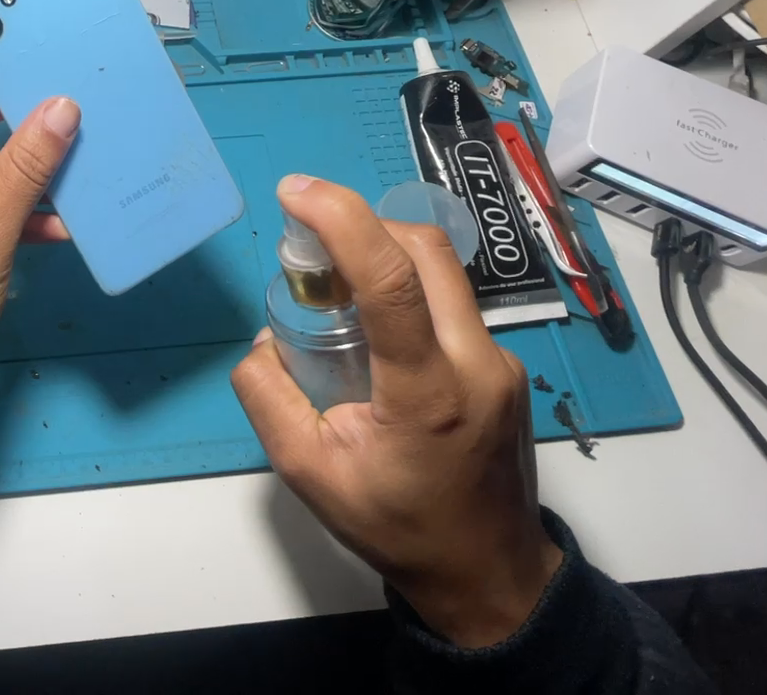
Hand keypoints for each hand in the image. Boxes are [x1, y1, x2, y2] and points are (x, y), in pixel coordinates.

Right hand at [232, 174, 560, 647]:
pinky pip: (448, 296)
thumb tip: (264, 338)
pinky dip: (402, 282)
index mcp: (428, 393)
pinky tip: (370, 322)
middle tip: (307, 243)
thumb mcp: (306, 473)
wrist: (489, 575)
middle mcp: (476, 361)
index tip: (294, 191)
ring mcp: (499, 358)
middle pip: (425, 251)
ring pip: (441, 267)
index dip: (342, 220)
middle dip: (360, 223)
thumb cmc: (394, 526)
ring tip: (333, 284)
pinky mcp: (501, 360)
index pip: (391, 281)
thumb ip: (268, 395)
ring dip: (381, 250)